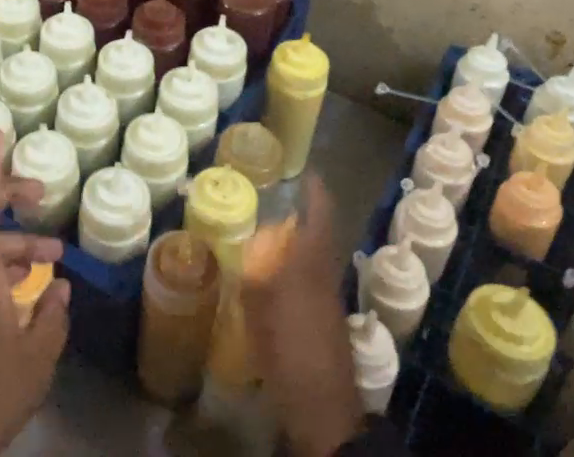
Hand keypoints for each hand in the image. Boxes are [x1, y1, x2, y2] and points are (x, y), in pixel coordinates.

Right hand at [241, 176, 364, 456]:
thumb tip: (245, 249)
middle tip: (273, 201)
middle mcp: (325, 275)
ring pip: (314, 257)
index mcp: (312, 264)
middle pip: (319, 235)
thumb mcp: (260, 308)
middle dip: (302, 215)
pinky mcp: (323, 320)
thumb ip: (253, 276)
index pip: (321, 216)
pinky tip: (269, 277)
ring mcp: (327, 299)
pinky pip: (309, 279)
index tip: (306, 171)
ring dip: (297, 242)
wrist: (321, 402)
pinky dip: (293, 268)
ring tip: (265, 234)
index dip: (316, 192)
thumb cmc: (289, 347)